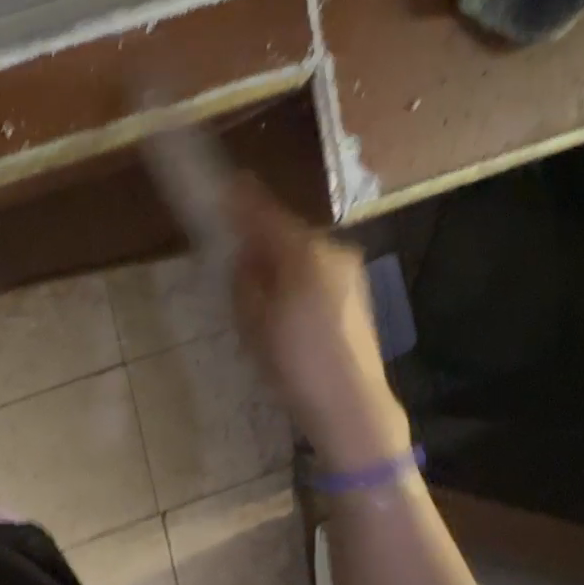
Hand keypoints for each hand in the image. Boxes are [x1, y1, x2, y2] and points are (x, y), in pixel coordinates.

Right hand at [223, 174, 411, 472]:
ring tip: (256, 296)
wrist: (348, 402)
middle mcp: (332, 252)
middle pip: (286, 235)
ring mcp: (349, 272)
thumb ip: (245, 279)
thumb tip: (244, 255)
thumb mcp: (253, 321)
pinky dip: (295, 280)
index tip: (227, 183)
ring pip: (301, 256)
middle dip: (260, 241)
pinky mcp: (356, 294)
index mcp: (303, 254)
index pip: (266, 217)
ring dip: (277, 264)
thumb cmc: (293, 362)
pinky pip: (315, 274)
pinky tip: (282, 311)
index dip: (244, 201)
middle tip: (232, 257)